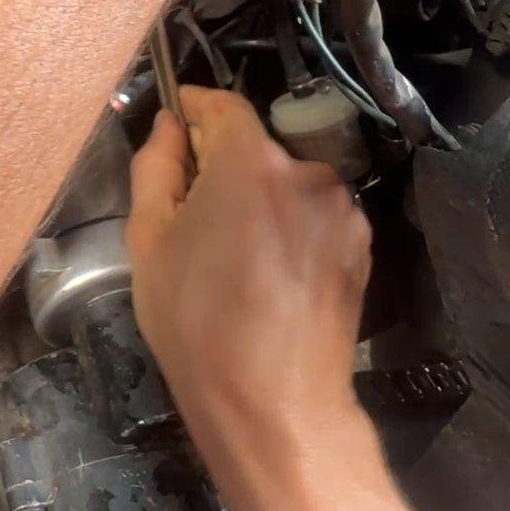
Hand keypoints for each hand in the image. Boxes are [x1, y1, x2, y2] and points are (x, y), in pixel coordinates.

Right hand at [127, 87, 371, 445]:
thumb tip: (169, 127)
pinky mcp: (360, 246)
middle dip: (219, 160)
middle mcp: (307, 174)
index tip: (175, 113)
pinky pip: (310, 212)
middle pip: (254, 145)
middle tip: (187, 201)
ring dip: (254, 193)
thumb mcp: (149, 238)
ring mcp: (343, 212)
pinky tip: (263, 267)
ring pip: (283, 180)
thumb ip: (156, 167)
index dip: (195, 104)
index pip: (224, 104)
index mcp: (250, 164)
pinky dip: (284, 221)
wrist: (273, 406)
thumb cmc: (196, 320)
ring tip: (227, 245)